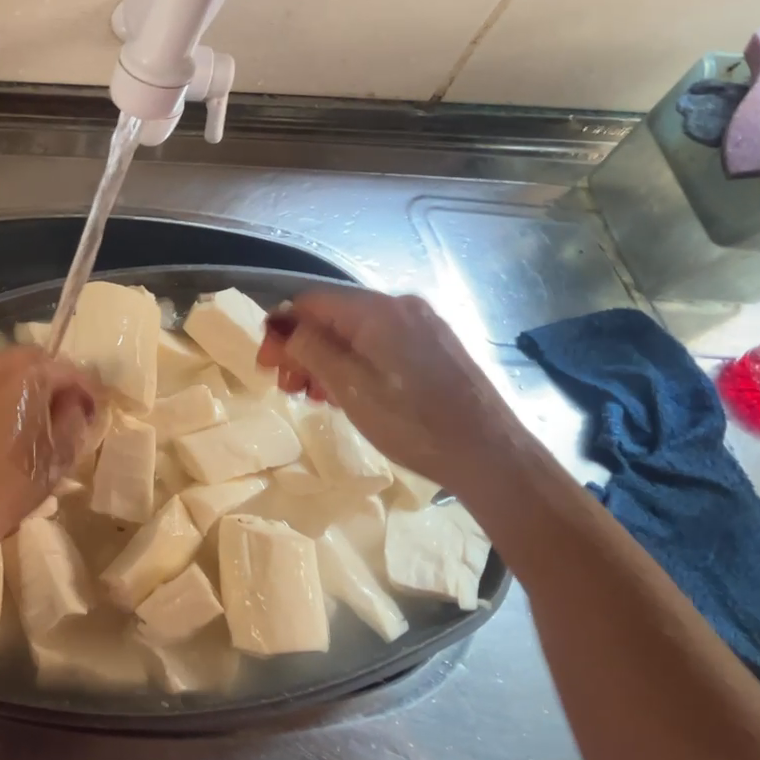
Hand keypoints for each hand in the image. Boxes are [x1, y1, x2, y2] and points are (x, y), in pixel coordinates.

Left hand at [0, 347, 100, 552]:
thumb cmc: (9, 485)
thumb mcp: (58, 457)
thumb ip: (74, 420)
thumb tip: (74, 403)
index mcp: (29, 374)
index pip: (68, 370)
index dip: (86, 389)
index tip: (92, 410)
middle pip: (32, 360)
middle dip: (50, 379)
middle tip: (58, 409)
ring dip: (17, 383)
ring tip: (25, 413)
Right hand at [256, 284, 530, 496]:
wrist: (493, 457)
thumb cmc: (414, 423)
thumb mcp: (348, 388)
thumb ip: (309, 349)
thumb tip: (282, 326)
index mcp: (376, 310)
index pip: (309, 302)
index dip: (281, 331)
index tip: (266, 368)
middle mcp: (401, 306)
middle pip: (333, 316)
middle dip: (303, 348)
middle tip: (290, 389)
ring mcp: (424, 326)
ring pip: (356, 332)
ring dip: (327, 359)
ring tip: (319, 397)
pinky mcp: (437, 347)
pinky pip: (381, 343)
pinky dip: (356, 363)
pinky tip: (352, 393)